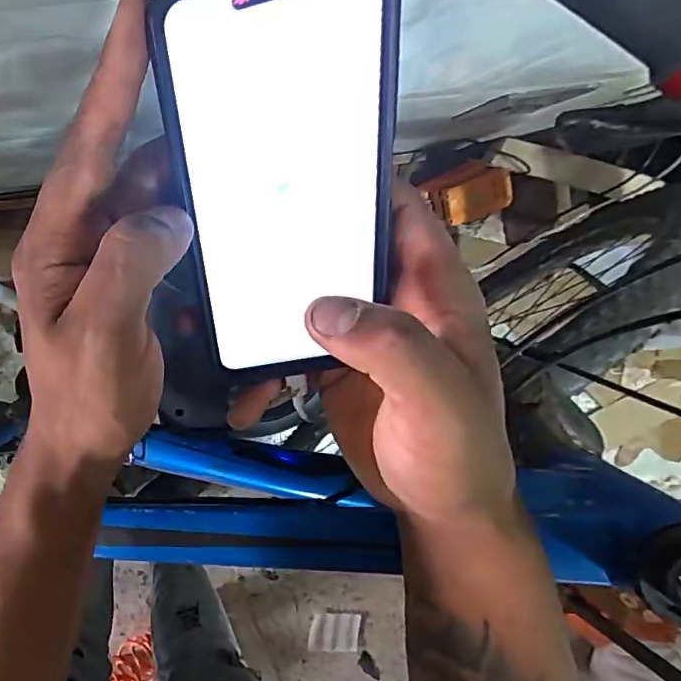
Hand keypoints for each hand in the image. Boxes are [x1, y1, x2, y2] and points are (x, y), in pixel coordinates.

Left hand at [12, 0, 192, 471]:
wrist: (85, 441)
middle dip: (154, 111)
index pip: (87, 147)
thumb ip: (131, 262)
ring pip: (145, 191)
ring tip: (228, 136)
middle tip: (203, 68)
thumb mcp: (104, 332)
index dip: (113, 80)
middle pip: (118, 158)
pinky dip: (188, 211)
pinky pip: (159, 226)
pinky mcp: (128, 272)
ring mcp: (102, 253)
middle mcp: (75, 234)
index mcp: (55, 240)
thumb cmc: (86, 395)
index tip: (135, 14)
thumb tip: (170, 213)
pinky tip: (217, 203)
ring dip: (182, 167)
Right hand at [240, 184, 519, 529]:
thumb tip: (320, 307)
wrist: (438, 509)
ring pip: (308, 296)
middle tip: (239, 233)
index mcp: (432, 289)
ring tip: (222, 314)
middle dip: (294, 241)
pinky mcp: (335, 366)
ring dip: (268, 307)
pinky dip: (266, 364)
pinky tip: (244, 390)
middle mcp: (393, 299)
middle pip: (341, 249)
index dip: (360, 185)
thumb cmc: (457, 451)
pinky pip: (292, 348)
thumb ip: (390, 346)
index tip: (305, 171)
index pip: (401, 212)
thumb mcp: (436, 395)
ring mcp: (361, 334)